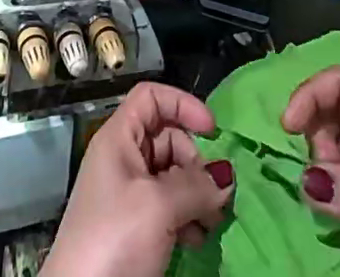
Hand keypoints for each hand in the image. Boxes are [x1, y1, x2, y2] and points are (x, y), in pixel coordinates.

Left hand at [41, 82, 233, 276]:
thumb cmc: (115, 237)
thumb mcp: (157, 205)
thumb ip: (194, 184)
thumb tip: (224, 177)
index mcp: (119, 137)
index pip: (150, 98)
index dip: (182, 104)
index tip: (214, 131)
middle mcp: (123, 156)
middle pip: (168, 137)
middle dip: (196, 163)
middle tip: (212, 200)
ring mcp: (130, 191)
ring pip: (174, 174)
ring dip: (197, 195)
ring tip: (206, 226)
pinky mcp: (138, 223)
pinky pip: (172, 205)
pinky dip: (188, 218)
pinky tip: (193, 241)